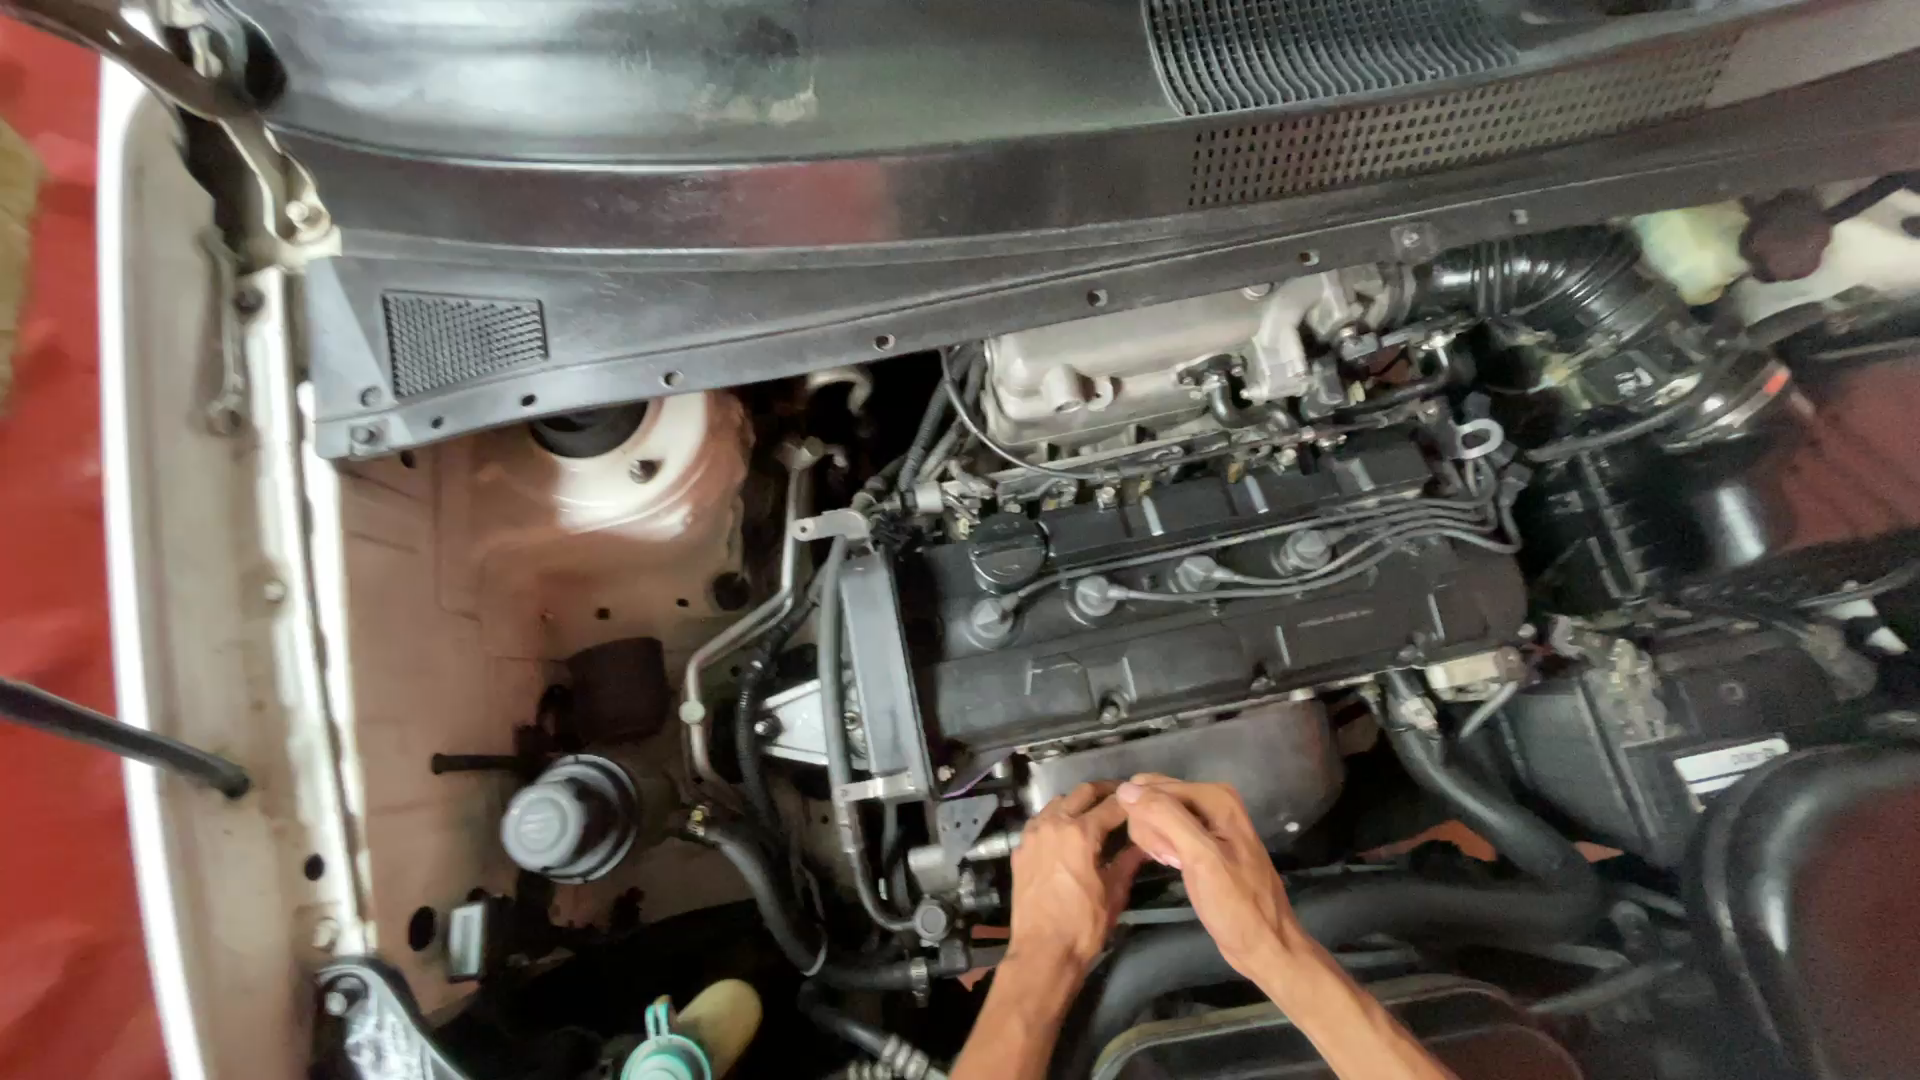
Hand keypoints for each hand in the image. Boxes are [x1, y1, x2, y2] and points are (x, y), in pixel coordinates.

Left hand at [1007, 782, 1148, 972]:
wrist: (1042, 951)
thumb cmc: (1083, 926)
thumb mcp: (1113, 894)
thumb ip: (1127, 862)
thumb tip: (1143, 844)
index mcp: (1081, 833)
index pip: (1112, 806)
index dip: (1129, 801)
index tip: (1140, 799)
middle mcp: (1054, 824)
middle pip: (1082, 792)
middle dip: (1103, 791)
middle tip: (1120, 795)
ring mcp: (1033, 834)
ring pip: (1057, 803)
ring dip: (1077, 802)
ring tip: (1092, 812)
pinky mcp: (1020, 848)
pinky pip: (1039, 821)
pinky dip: (1055, 818)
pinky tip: (1065, 832)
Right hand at [1117, 774, 1298, 977]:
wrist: (1265, 945)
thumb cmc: (1235, 905)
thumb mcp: (1200, 858)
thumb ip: (1165, 817)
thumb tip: (1125, 789)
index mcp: (1214, 795)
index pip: (1151, 787)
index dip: (1148, 820)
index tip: (1168, 854)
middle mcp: (1210, 797)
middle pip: (1151, 795)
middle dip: (1151, 829)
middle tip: (1172, 860)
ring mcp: (1206, 816)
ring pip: (1153, 811)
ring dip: (1155, 840)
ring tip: (1175, 864)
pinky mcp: (1200, 835)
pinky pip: (1164, 825)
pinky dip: (1161, 844)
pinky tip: (1175, 864)